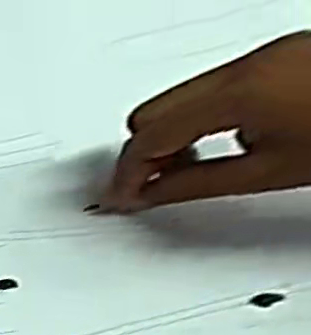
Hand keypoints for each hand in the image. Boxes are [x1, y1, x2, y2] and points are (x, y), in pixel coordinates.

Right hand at [103, 32, 310, 210]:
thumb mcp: (267, 172)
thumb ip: (190, 185)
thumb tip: (147, 194)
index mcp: (242, 90)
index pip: (146, 139)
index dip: (126, 176)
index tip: (123, 198)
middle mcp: (256, 62)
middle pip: (153, 113)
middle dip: (143, 152)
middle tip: (147, 183)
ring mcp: (278, 52)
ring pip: (182, 98)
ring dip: (174, 135)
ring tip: (186, 165)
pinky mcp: (294, 53)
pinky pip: (221, 86)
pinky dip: (207, 117)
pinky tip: (222, 140)